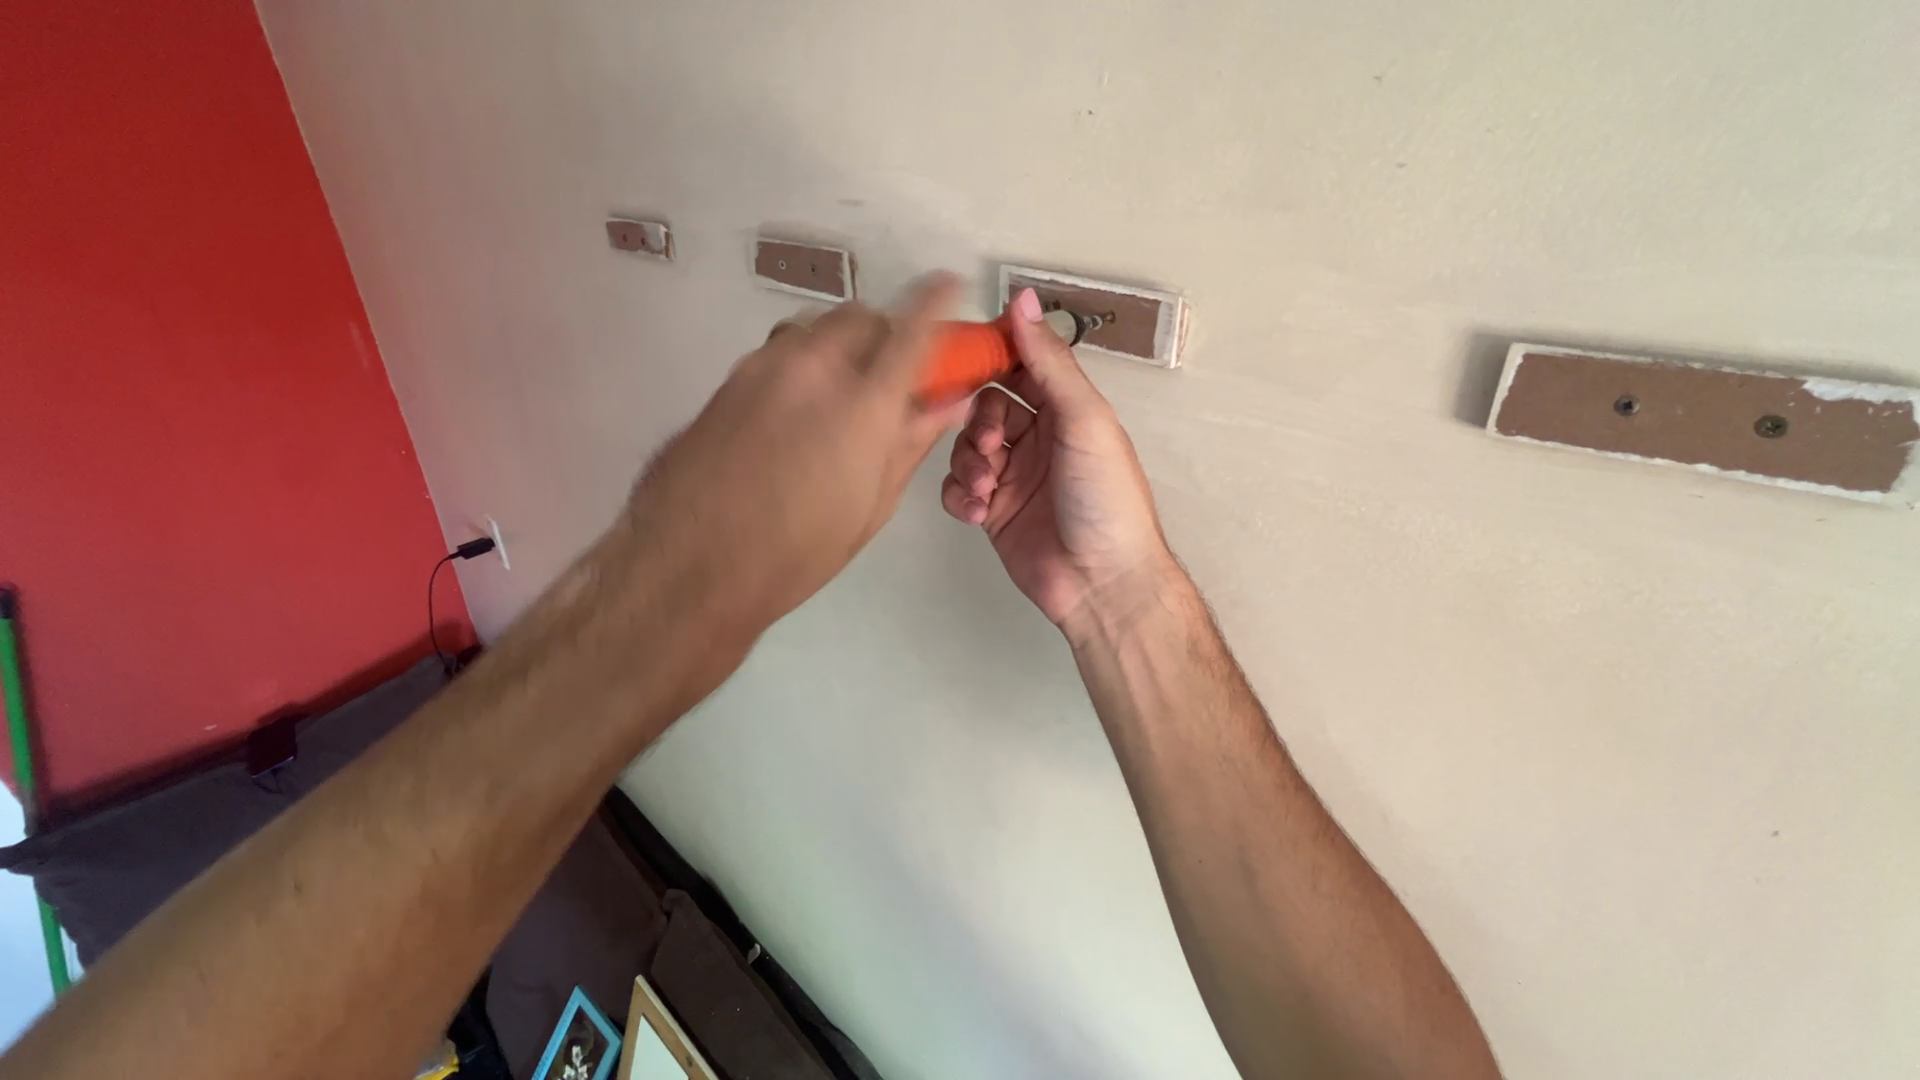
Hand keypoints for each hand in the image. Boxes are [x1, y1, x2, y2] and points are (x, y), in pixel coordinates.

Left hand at [618, 274, 968, 643]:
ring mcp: (764, 366)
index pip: (912, 331)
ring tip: (844, 388)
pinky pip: (781, 349)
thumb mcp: (870, 507)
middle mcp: (814, 367)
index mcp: (863, 404)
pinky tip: (799, 407)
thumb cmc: (796, 552)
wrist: (688, 563)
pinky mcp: (730, 378)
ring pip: (816, 328)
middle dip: (885, 332)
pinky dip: (805, 360)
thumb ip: (910, 443)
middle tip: (892, 372)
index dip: (936, 302)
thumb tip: (948, 402)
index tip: (949, 284)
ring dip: (841, 343)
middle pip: (860, 317)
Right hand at [940, 288, 1178, 638]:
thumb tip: (1022, 299)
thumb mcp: (1084, 420)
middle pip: (985, 407)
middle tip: (991, 446)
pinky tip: (977, 511)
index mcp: (1066, 411)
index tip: (964, 356)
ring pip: (966, 448)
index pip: (1020, 367)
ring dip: (967, 463)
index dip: (992, 358)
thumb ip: (1049, 362)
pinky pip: (958, 489)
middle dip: (978, 422)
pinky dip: (959, 496)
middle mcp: (1038, 438)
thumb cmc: (1106, 499)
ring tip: (985, 488)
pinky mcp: (992, 512)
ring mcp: (1013, 476)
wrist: (1101, 582)